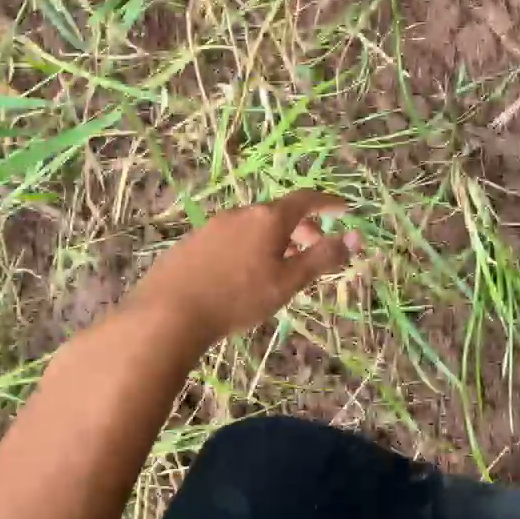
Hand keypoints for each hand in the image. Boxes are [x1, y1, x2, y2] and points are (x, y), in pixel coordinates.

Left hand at [126, 191, 360, 346]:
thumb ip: (324, 257)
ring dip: (272, 238)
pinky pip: (228, 238)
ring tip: (278, 263)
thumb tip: (357, 236)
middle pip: (278, 212)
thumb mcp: (290, 281)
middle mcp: (240, 215)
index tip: (343, 209)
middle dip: (301, 226)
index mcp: (269, 218)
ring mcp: (209, 229)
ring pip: (251, 226)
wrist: (162, 319)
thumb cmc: (237, 298)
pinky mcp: (187, 246)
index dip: (328, 203)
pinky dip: (246, 247)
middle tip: (313, 245)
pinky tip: (241, 274)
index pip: (306, 199)